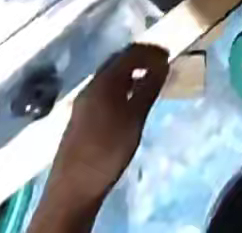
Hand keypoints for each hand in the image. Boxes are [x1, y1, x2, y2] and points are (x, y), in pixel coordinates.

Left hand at [47, 44, 168, 207]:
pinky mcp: (81, 115)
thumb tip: (163, 65)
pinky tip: (129, 99)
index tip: (169, 55)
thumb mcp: (135, 118)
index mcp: (104, 80)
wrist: (73, 189)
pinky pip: (104, 89)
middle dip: (140, 59)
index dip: (151, 51)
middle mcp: (92, 84)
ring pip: (111, 76)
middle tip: (160, 65)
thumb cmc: (108, 150)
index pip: (131, 53)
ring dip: (131, 72)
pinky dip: (121, 86)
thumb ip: (149, 89)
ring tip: (148, 80)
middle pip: (118, 61)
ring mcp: (84, 100)